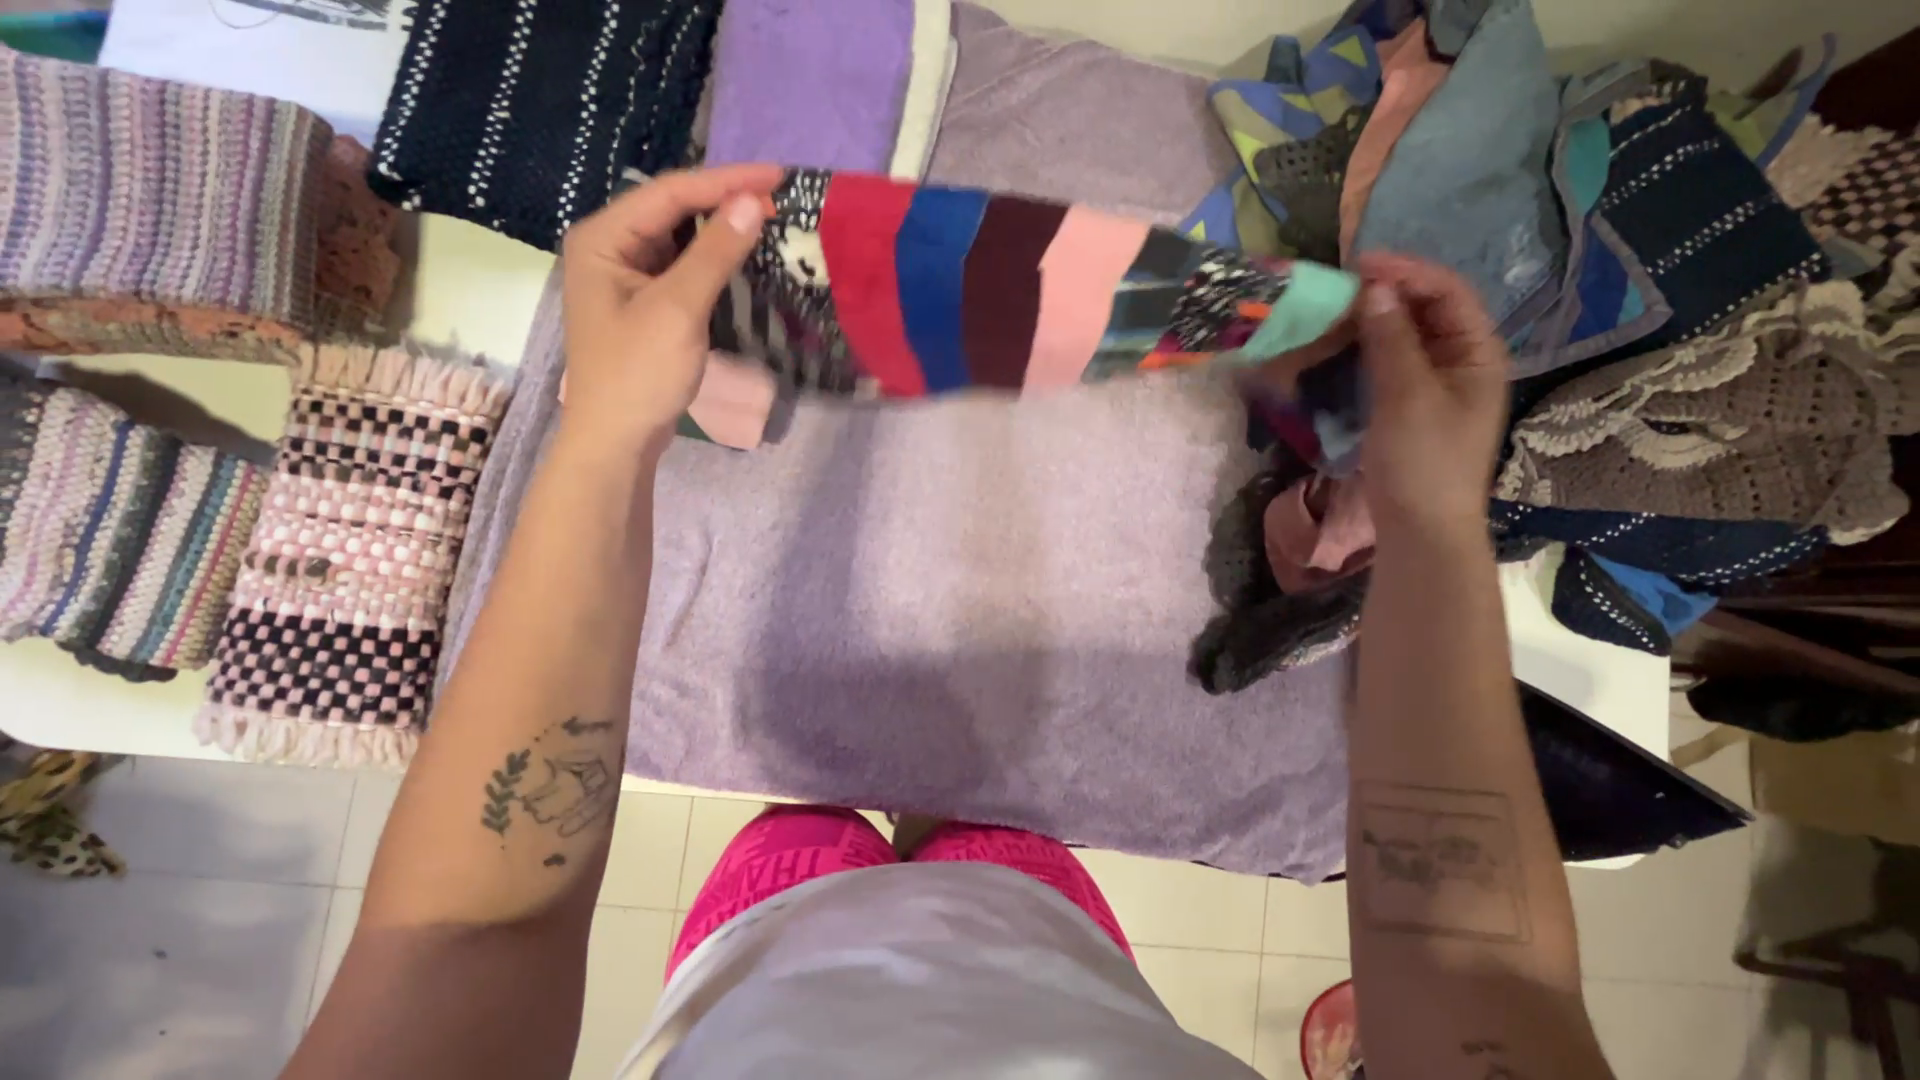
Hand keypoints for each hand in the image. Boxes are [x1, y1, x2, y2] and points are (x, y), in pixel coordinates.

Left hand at [558, 164, 779, 451]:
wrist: (617, 441)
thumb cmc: (638, 374)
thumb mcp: (678, 309)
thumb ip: (714, 253)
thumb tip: (753, 203)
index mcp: (603, 238)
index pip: (669, 192)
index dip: (725, 181)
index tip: (777, 177)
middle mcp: (609, 248)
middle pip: (673, 211)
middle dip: (725, 203)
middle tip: (779, 199)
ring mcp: (626, 277)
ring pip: (681, 240)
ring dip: (722, 232)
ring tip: (770, 222)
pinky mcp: (645, 304)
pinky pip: (683, 269)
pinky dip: (714, 263)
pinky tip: (744, 259)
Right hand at [1353, 254, 1510, 538]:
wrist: (1420, 530)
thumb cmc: (1423, 462)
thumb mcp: (1407, 396)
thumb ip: (1391, 339)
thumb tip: (1373, 289)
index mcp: (1479, 353)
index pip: (1447, 292)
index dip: (1406, 271)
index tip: (1358, 265)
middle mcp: (1462, 362)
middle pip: (1427, 310)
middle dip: (1387, 292)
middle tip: (1340, 287)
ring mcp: (1435, 386)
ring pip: (1405, 336)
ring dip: (1373, 319)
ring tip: (1334, 310)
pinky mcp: (1409, 408)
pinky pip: (1390, 363)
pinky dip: (1367, 348)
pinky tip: (1340, 346)